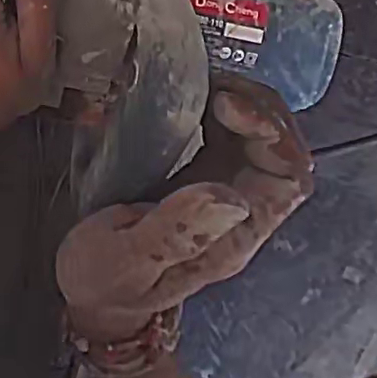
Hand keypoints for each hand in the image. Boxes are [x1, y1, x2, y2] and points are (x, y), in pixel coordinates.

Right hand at [57, 79, 313, 341]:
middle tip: (214, 85)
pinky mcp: (197, 177)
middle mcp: (238, 211)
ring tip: (204, 83)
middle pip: (282, 151)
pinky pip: (227, 136)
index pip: (287, 177)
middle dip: (259, 109)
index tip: (224, 105)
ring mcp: (220, 192)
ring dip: (243, 103)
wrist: (89, 294)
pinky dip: (217, 108)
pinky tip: (191, 96)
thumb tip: (232, 196)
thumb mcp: (129, 259)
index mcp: (232, 236)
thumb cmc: (105, 280)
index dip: (269, 134)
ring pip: (259, 139)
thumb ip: (175, 232)